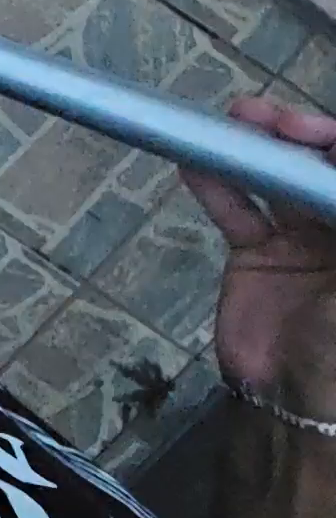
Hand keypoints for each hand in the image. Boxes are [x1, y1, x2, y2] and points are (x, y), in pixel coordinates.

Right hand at [183, 97, 335, 420]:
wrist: (304, 399)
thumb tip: (325, 168)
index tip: (311, 129)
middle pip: (327, 173)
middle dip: (304, 140)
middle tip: (266, 117)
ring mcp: (311, 243)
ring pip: (281, 184)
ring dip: (256, 153)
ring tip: (232, 122)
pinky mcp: (260, 255)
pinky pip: (238, 212)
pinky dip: (214, 187)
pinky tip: (194, 164)